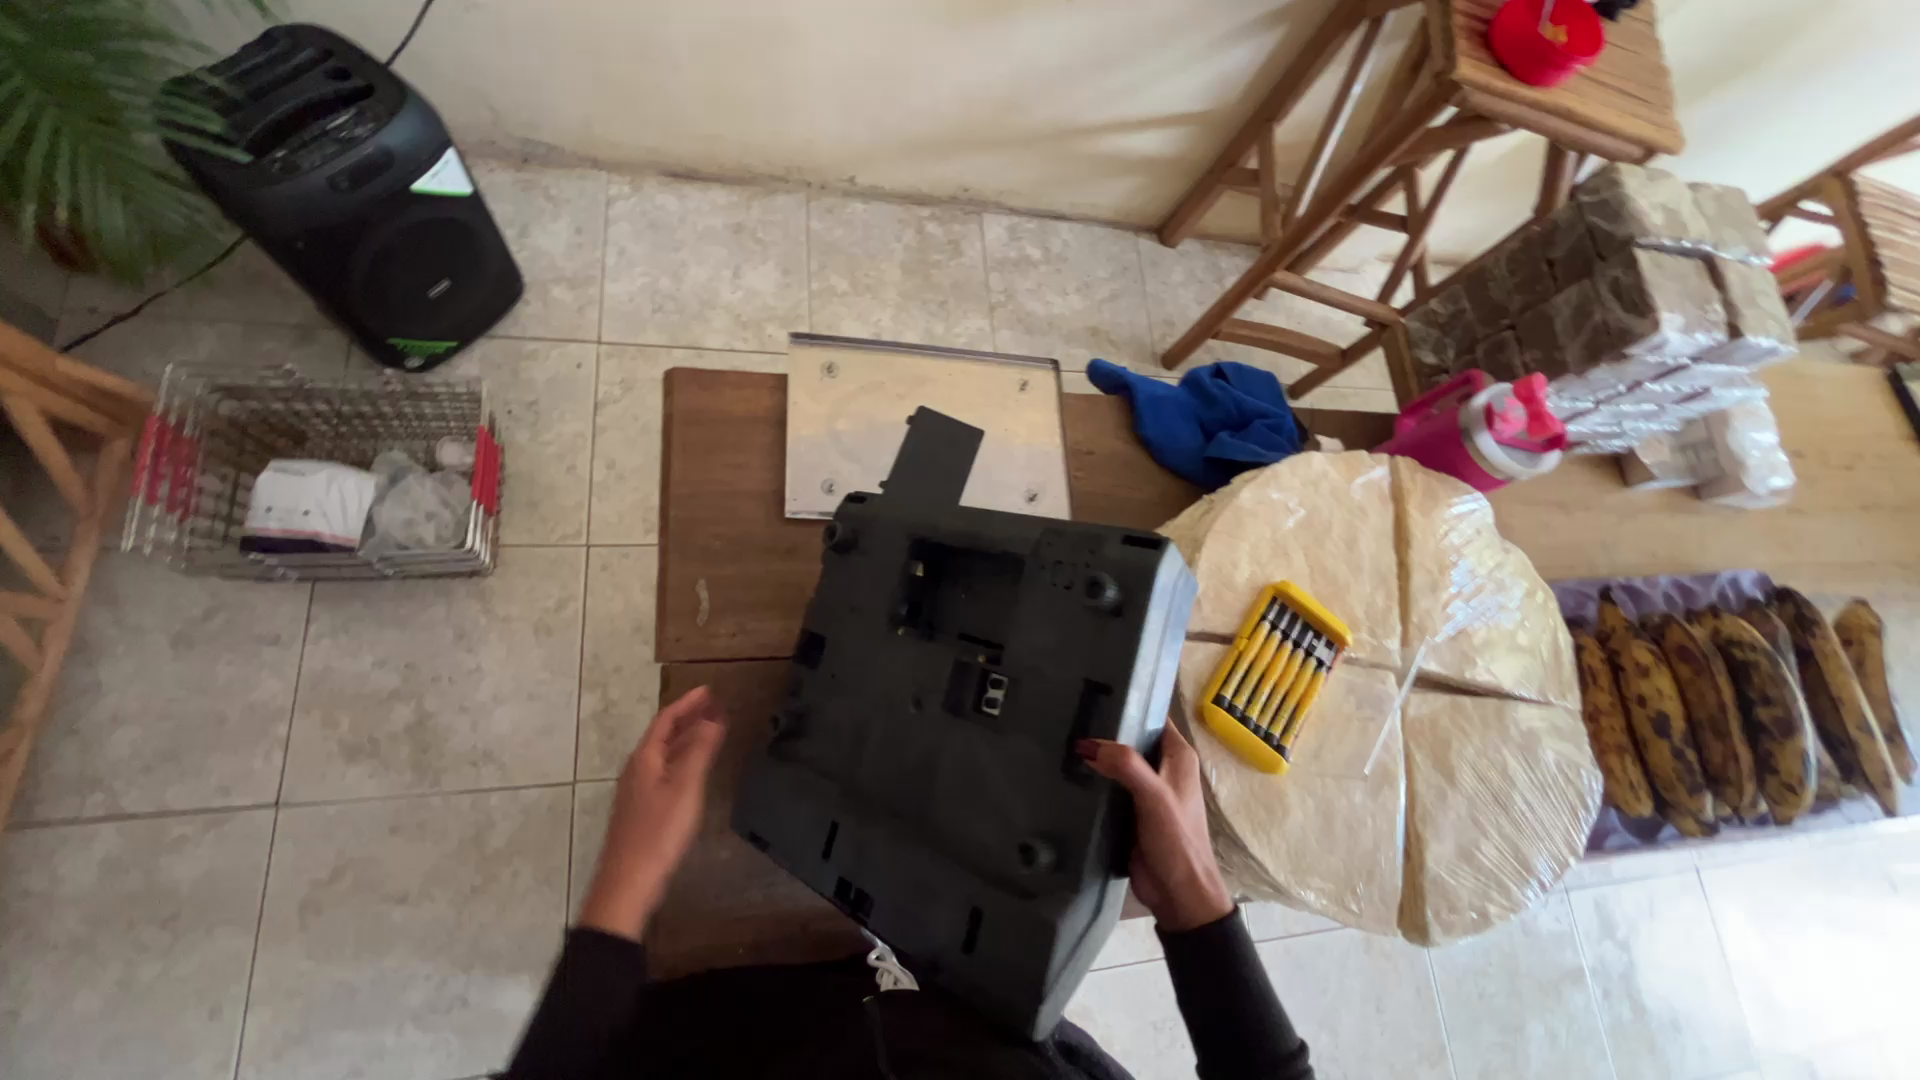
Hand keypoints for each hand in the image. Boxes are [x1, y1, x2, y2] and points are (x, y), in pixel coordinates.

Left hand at [579, 686, 728, 940]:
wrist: (628, 884)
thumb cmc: (657, 832)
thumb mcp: (684, 788)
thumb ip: (699, 751)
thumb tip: (713, 718)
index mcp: (645, 760)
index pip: (665, 720)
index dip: (688, 703)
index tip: (709, 690)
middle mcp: (638, 770)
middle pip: (663, 735)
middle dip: (689, 718)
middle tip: (715, 706)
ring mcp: (638, 792)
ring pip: (665, 754)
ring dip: (687, 738)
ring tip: (712, 730)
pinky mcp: (643, 811)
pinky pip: (666, 772)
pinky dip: (684, 759)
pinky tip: (696, 770)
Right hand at [1077, 722, 1234, 931]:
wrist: (1179, 894)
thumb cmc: (1177, 840)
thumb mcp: (1154, 796)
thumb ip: (1126, 766)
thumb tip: (1086, 744)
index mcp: (1178, 756)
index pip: (1153, 716)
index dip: (1130, 701)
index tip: (1096, 689)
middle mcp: (1162, 768)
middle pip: (1130, 738)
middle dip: (1104, 728)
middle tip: (1068, 712)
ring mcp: (1144, 790)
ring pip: (1115, 762)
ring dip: (1094, 755)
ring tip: (1059, 737)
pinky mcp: (1128, 811)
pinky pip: (1106, 786)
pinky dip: (1090, 779)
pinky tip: (1065, 771)